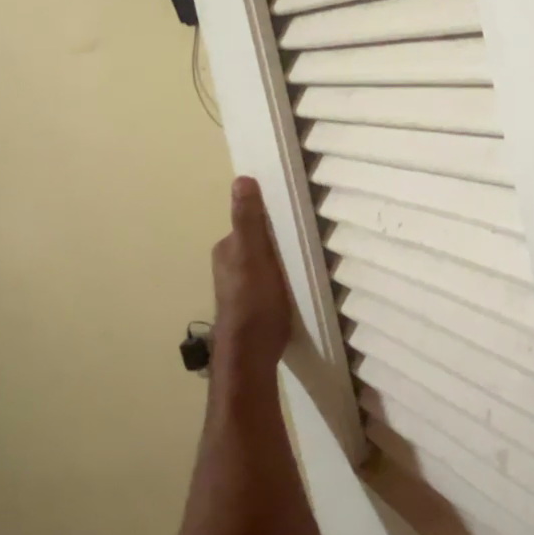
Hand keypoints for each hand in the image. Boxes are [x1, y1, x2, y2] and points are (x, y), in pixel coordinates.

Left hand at [211, 177, 293, 380]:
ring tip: (306, 261)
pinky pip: (271, 279)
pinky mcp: (254, 303)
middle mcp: (229, 265)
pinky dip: (283, 277)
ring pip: (266, 261)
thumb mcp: (253, 255)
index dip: (273, 218)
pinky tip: (298, 283)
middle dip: (280, 238)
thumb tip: (242, 179)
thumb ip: (248, 220)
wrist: (252, 354)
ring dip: (283, 259)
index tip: (296, 216)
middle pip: (259, 240)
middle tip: (307, 239)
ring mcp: (241, 286)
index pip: (251, 221)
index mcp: (226, 249)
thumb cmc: (253, 302)